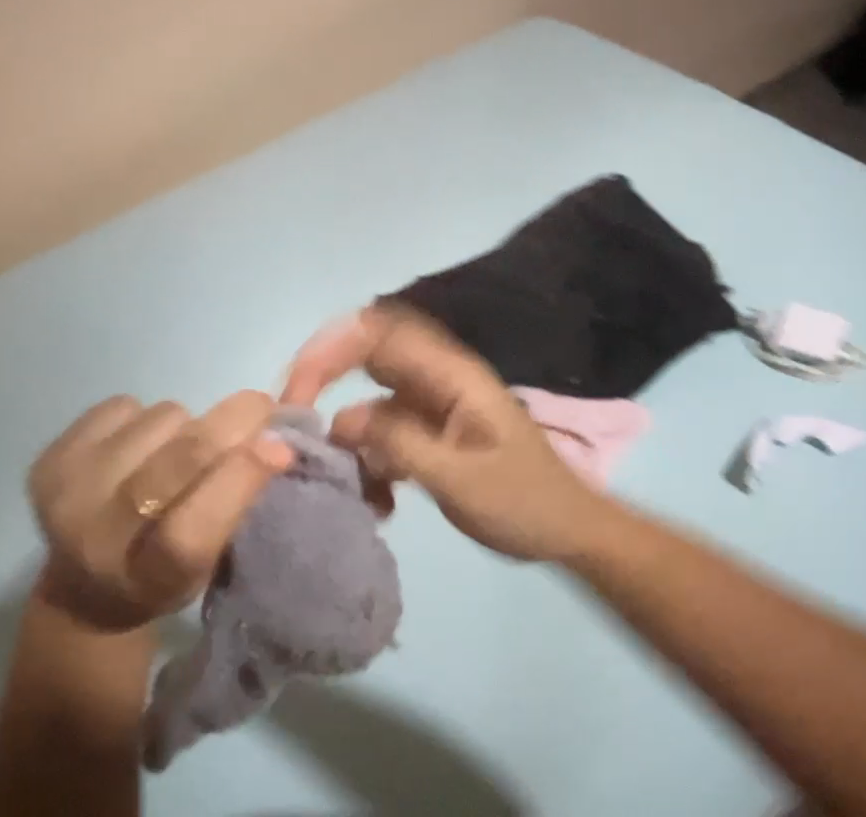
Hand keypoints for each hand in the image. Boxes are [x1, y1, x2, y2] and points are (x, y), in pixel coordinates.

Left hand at [27, 391, 291, 631]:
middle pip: (175, 462)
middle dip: (231, 424)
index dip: (240, 480)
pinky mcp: (49, 459)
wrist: (82, 589)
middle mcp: (97, 539)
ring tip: (178, 449)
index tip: (280, 445)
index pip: (192, 530)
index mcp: (147, 581)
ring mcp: (66, 493)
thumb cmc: (165, 577)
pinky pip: (122, 405)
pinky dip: (144, 418)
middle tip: (260, 408)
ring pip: (158, 420)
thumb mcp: (211, 563)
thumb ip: (238, 505)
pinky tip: (137, 446)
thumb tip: (275, 438)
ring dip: (184, 425)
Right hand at [283, 307, 614, 562]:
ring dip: (351, 439)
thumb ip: (399, 444)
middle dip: (325, 384)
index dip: (332, 347)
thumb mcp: (460, 479)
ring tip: (351, 485)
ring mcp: (431, 406)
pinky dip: (369, 461)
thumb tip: (342, 420)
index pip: (379, 333)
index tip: (299, 388)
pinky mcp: (428, 434)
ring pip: (370, 403)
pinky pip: (382, 434)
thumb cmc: (524, 502)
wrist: (567, 532)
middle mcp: (436, 380)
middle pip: (366, 359)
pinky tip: (378, 502)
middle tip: (298, 428)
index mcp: (450, 375)